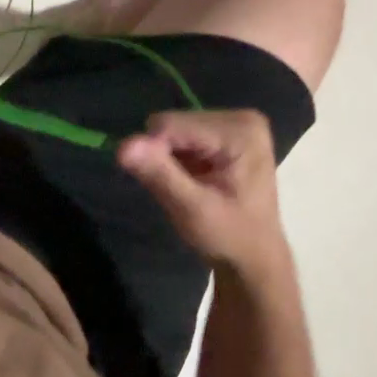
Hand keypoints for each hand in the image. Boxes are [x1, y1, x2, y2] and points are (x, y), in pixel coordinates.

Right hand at [118, 110, 291, 274]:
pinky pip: (179, 135)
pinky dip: (176, 158)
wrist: (253, 257)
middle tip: (180, 188)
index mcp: (239, 131)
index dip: (154, 155)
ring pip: (171, 128)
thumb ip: (159, 174)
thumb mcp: (191, 210)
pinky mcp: (224, 132)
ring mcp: (233, 124)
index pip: (169, 125)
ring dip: (168, 158)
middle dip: (164, 155)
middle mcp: (240, 118)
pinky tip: (191, 178)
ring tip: (187, 185)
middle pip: (171, 123)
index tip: (166, 186)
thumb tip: (122, 146)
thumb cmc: (229, 236)